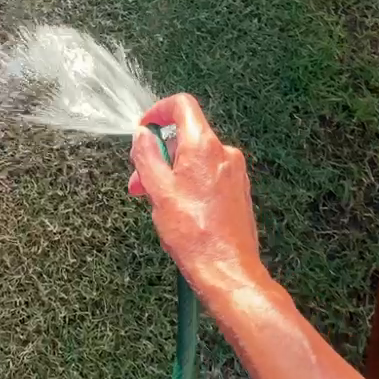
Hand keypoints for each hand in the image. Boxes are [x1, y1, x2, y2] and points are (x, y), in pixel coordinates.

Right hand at [128, 94, 268, 305]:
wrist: (229, 273)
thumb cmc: (194, 233)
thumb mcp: (158, 189)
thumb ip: (146, 154)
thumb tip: (142, 134)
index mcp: (204, 145)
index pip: (182, 104)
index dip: (158, 111)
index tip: (143, 130)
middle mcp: (224, 153)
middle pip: (184, 136)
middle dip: (159, 154)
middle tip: (140, 181)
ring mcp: (234, 173)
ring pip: (194, 158)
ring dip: (170, 172)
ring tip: (155, 201)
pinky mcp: (238, 191)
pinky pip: (207, 174)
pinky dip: (187, 182)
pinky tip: (177, 209)